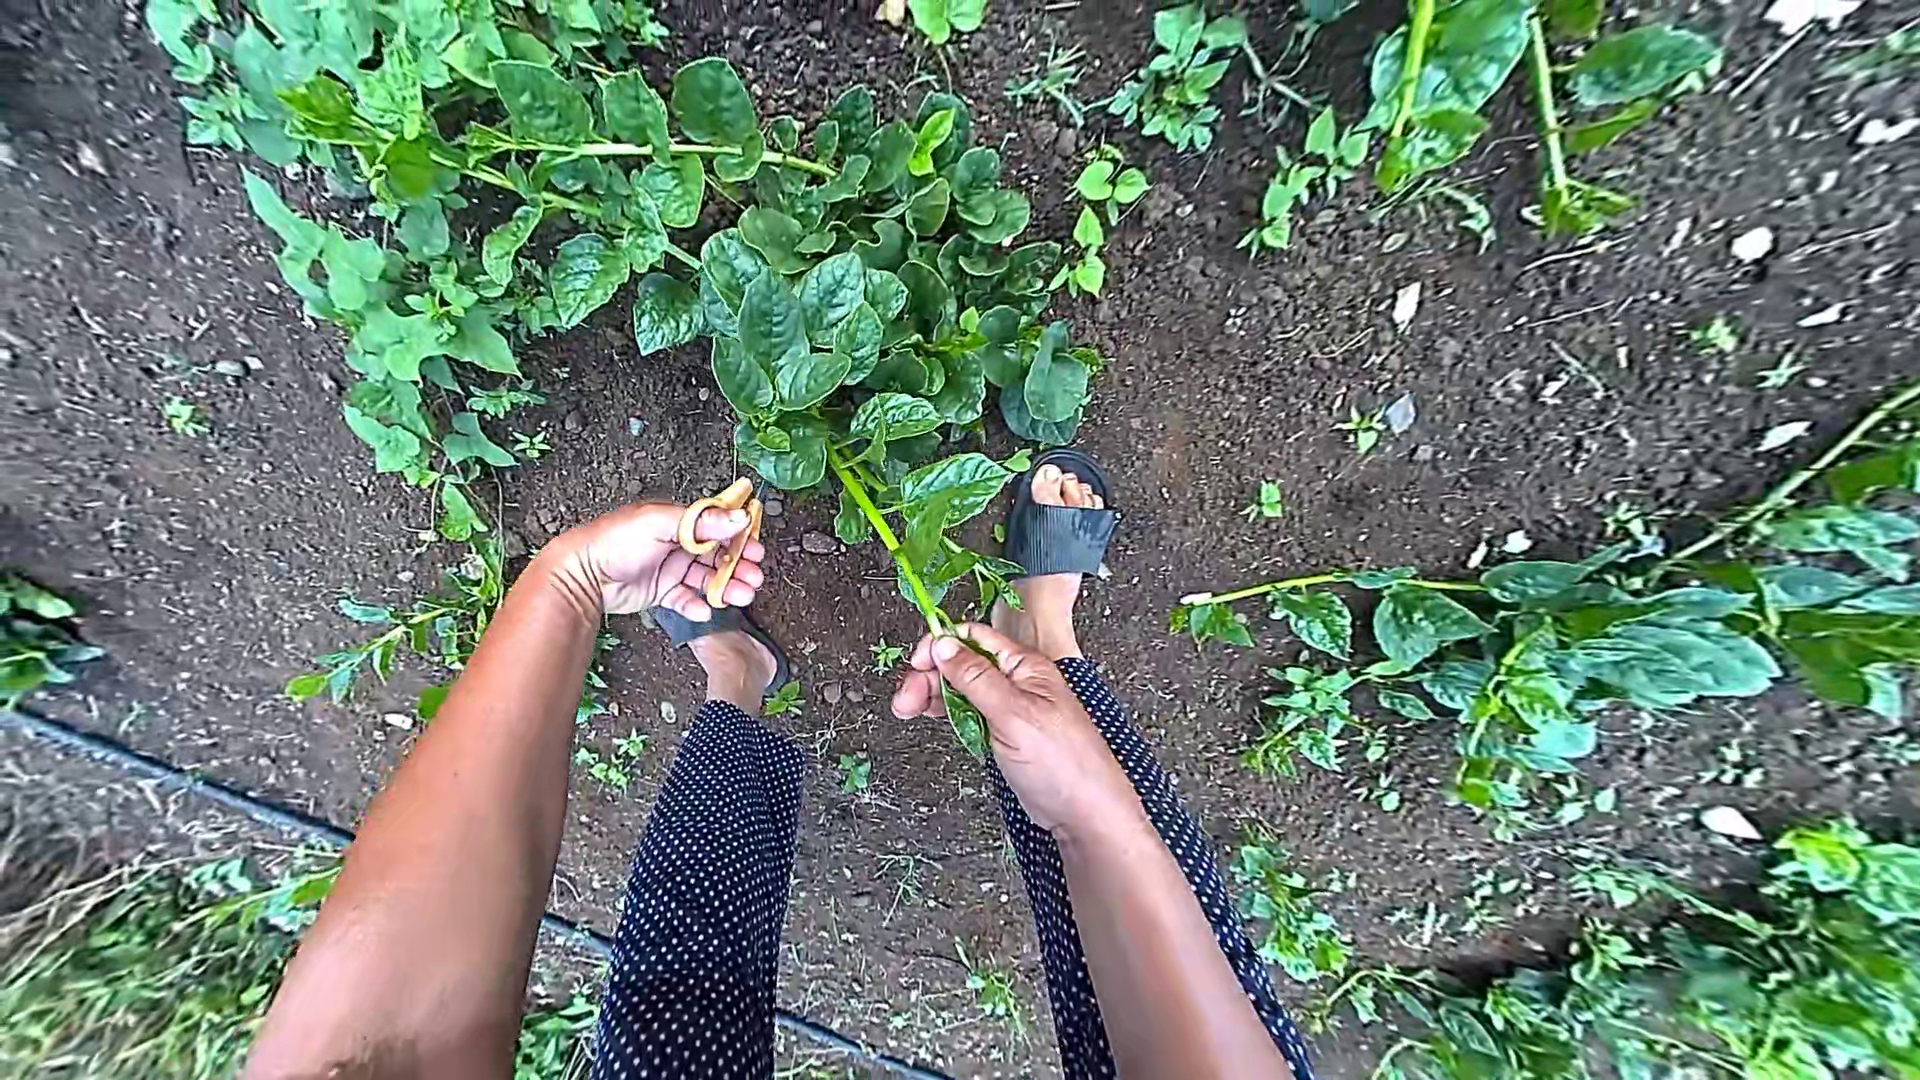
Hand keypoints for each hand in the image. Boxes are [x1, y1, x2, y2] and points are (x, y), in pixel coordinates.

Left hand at [540, 502, 765, 620]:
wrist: (579, 575)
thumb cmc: (613, 541)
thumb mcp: (661, 523)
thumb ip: (703, 521)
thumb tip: (739, 517)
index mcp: (680, 522)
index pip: (720, 528)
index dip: (740, 538)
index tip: (756, 549)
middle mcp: (679, 544)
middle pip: (720, 555)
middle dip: (739, 567)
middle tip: (753, 577)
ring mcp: (672, 569)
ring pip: (708, 579)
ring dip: (727, 588)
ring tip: (740, 597)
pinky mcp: (663, 591)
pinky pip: (687, 599)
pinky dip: (697, 605)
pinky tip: (703, 610)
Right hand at [891, 623, 1139, 833]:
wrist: (1085, 814)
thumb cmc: (1064, 764)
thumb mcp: (1013, 714)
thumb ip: (976, 677)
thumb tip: (944, 644)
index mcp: (1023, 666)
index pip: (973, 638)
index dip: (941, 645)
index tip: (917, 663)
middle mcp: (1015, 681)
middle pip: (961, 663)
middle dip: (929, 675)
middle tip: (905, 699)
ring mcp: (1008, 706)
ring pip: (960, 688)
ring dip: (931, 694)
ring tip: (907, 709)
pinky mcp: (1002, 730)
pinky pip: (967, 711)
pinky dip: (945, 712)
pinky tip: (929, 715)